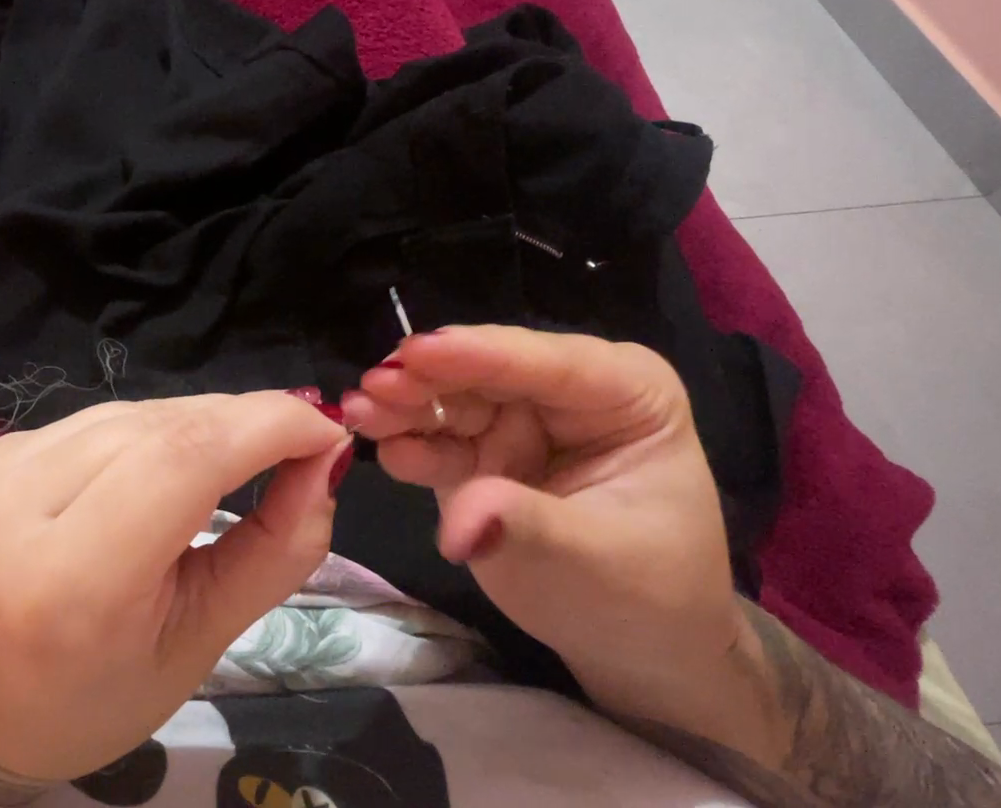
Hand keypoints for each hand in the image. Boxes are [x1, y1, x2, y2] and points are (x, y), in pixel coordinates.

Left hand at [0, 393, 348, 780]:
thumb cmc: (97, 695)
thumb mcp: (201, 643)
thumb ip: (274, 551)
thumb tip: (323, 462)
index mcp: (66, 587)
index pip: (179, 463)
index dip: (263, 426)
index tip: (324, 428)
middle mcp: (10, 515)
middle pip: (156, 428)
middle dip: (240, 423)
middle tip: (295, 444)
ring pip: (127, 414)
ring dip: (196, 425)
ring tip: (232, 460)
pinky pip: (93, 422)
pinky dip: (147, 433)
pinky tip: (161, 466)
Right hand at [340, 325, 744, 715]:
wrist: (634, 649)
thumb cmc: (643, 596)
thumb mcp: (595, 560)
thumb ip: (526, 524)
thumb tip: (460, 519)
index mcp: (625, 394)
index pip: (548, 363)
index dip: (480, 355)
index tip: (416, 352)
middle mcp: (563, 394)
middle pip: (485, 371)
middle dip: (427, 377)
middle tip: (372, 386)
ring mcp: (515, 421)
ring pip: (449, 398)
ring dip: (403, 404)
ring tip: (358, 412)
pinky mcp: (477, 452)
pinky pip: (435, 440)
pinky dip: (406, 443)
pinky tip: (381, 450)